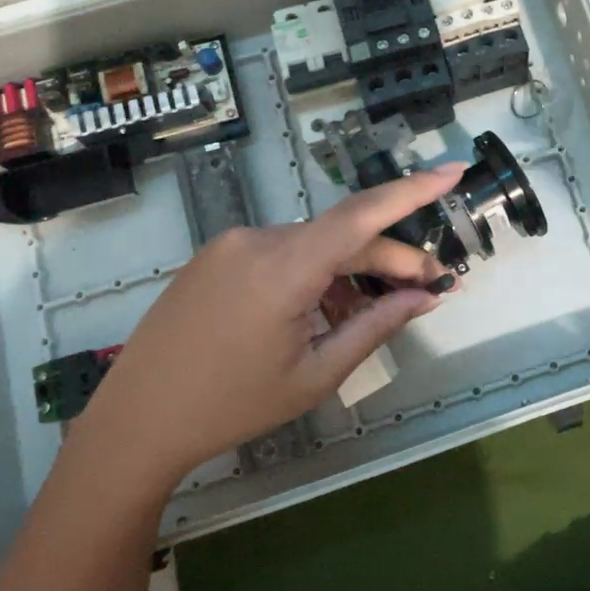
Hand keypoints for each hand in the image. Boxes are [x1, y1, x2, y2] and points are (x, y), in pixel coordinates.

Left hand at [73, 164, 465, 486]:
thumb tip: (425, 296)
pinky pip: (283, 252)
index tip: (453, 171)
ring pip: (314, 244)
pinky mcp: (216, 256)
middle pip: (343, 235)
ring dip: (352, 268)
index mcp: (283, 268)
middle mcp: (257, 240)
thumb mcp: (316, 375)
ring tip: (375, 309)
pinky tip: (327, 307)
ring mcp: (232, 244)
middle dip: (391, 259)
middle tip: (431, 288)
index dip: (412, 190)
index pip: (361, 215)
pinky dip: (315, 271)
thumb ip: (375, 327)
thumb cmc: (232, 406)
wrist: (136, 419)